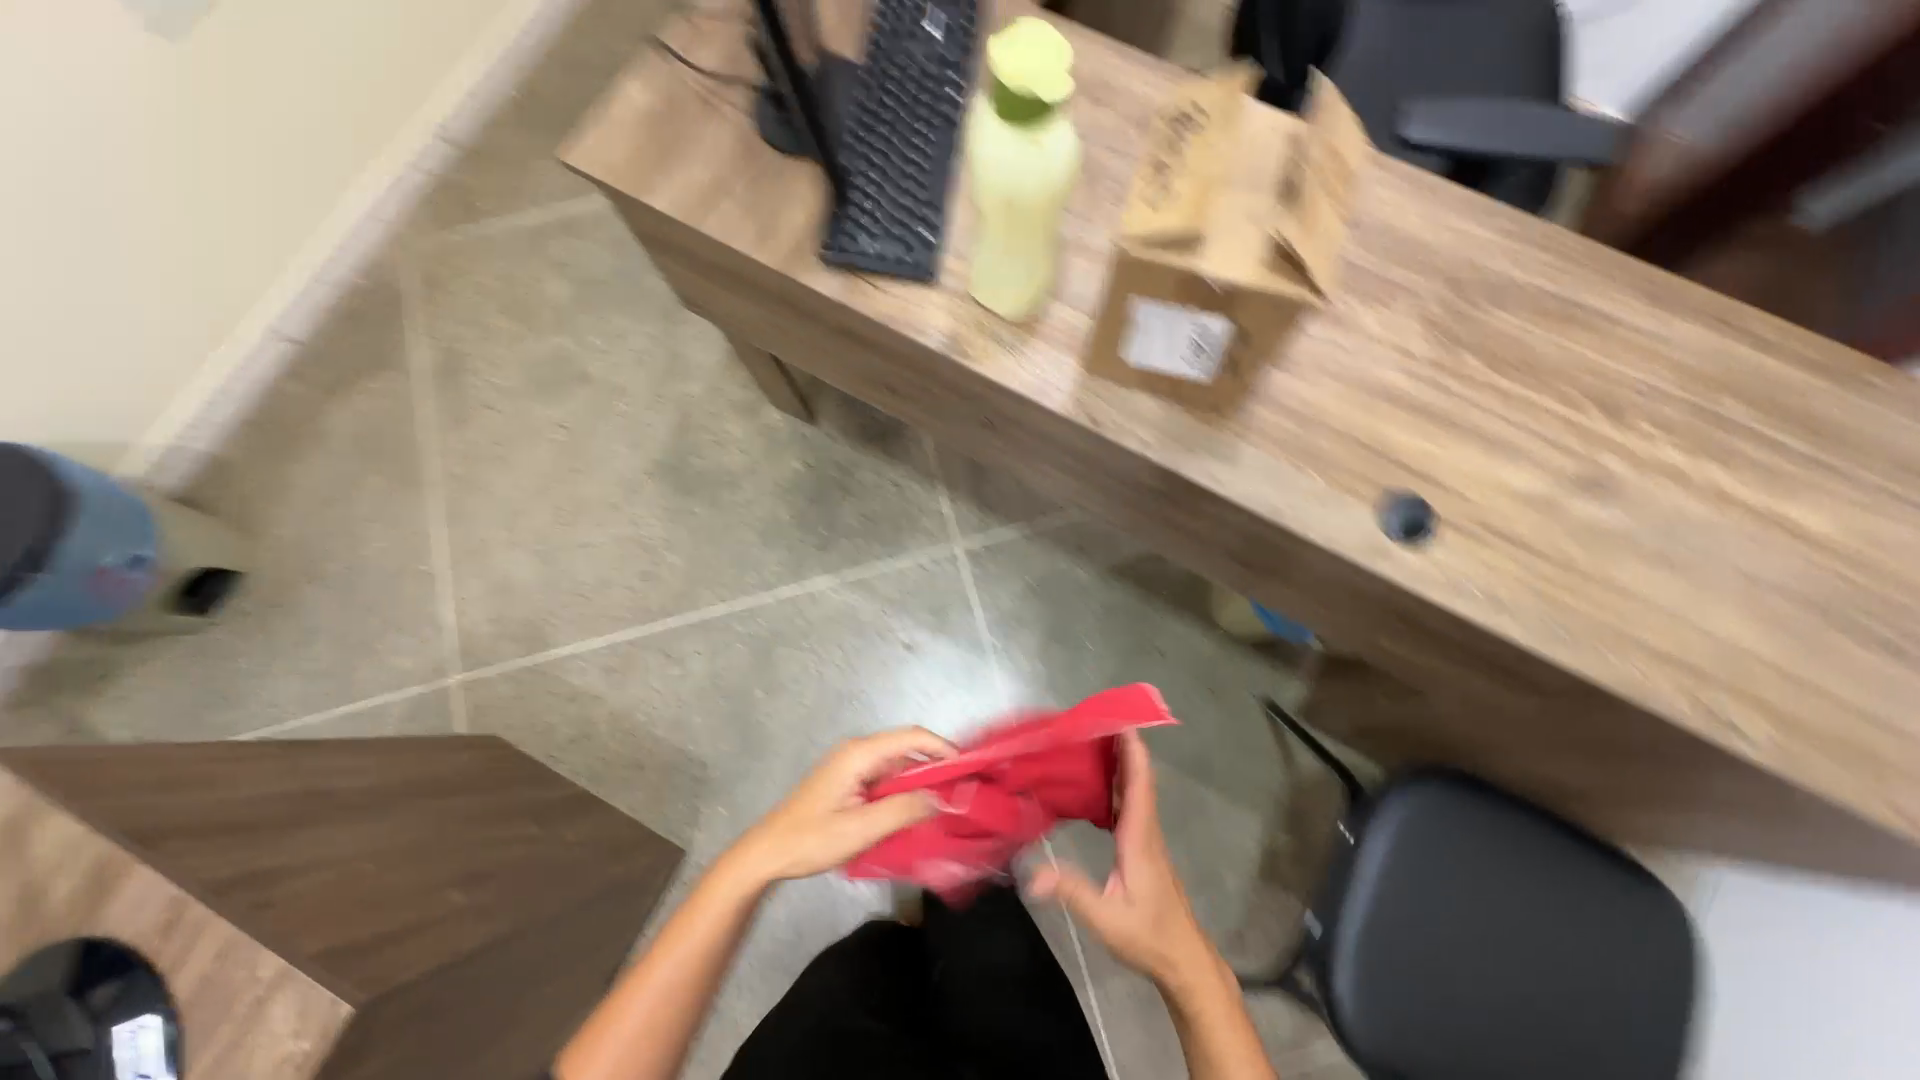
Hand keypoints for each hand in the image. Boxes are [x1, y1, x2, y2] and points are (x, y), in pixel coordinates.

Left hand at [727, 727, 957, 885]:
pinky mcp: (848, 783)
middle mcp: (857, 752)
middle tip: (963, 792)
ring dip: (921, 783)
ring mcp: (851, 767)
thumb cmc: (812, 839)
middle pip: (907, 749)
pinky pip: (885, 780)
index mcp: (860, 754)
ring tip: (946, 805)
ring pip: (898, 767)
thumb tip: (946, 798)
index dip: (943, 748)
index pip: (912, 737)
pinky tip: (916, 813)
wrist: (766, 853)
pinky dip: (904, 792)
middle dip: (936, 767)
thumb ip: (905, 810)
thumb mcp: (862, 828)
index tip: (969, 768)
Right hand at [1027, 730, 1215, 985]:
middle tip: (1093, 721)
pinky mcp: (1144, 849)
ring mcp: (1147, 840)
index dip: (1131, 749)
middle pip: (1138, 778)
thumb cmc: (1148, 936)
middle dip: (1120, 746)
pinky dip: (1117, 786)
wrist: (1183, 959)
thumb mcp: (1106, 918)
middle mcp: (1146, 831)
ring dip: (1119, 763)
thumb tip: (1032, 875)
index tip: (1119, 718)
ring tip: (1090, 744)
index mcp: (1139, 838)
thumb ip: (1072, 892)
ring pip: (1136, 790)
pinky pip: (1131, 805)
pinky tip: (1097, 787)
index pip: (1139, 783)